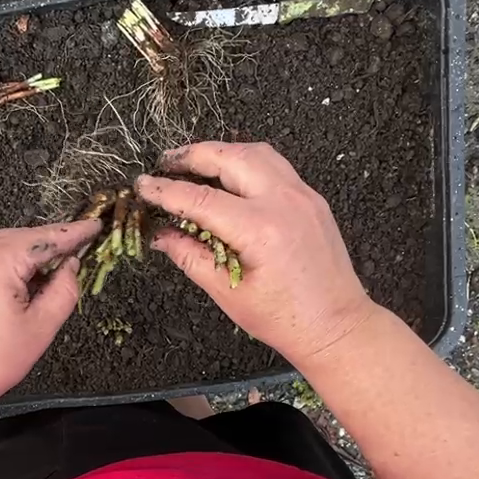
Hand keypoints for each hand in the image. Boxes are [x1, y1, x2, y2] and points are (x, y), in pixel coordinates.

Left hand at [0, 220, 96, 415]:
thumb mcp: (41, 327)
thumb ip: (64, 290)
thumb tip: (71, 267)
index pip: (45, 237)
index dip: (74, 232)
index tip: (94, 226)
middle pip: (24, 238)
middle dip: (51, 246)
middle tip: (78, 257)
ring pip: (6, 246)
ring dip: (31, 257)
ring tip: (52, 278)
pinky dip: (11, 265)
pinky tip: (25, 284)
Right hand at [136, 142, 377, 367]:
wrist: (335, 325)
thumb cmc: (283, 318)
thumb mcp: (226, 293)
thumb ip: (190, 257)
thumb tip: (160, 235)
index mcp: (260, 230)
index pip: (201, 199)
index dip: (166, 191)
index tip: (143, 185)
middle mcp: (284, 202)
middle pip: (230, 158)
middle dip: (192, 155)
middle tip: (164, 162)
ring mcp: (302, 196)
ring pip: (256, 153)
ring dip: (221, 152)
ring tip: (192, 163)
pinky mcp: (311, 199)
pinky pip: (274, 166)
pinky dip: (244, 162)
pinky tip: (227, 176)